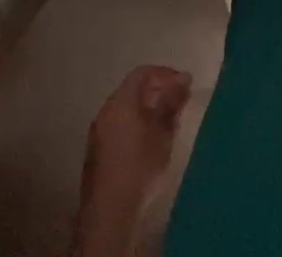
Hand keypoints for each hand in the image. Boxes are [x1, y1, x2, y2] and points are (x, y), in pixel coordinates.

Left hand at [74, 65, 192, 254]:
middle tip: (179, 105)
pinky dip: (136, 126)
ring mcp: (98, 132)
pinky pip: (119, 126)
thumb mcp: (163, 131)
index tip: (184, 85)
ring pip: (125, 110)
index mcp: (121, 101)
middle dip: (157, 93)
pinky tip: (150, 144)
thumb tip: (183, 78)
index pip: (142, 73)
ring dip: (147, 111)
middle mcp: (105, 111)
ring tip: (168, 126)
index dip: (165, 73)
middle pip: (132, 90)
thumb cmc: (140, 164)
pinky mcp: (97, 151)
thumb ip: (172, 102)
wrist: (110, 209)